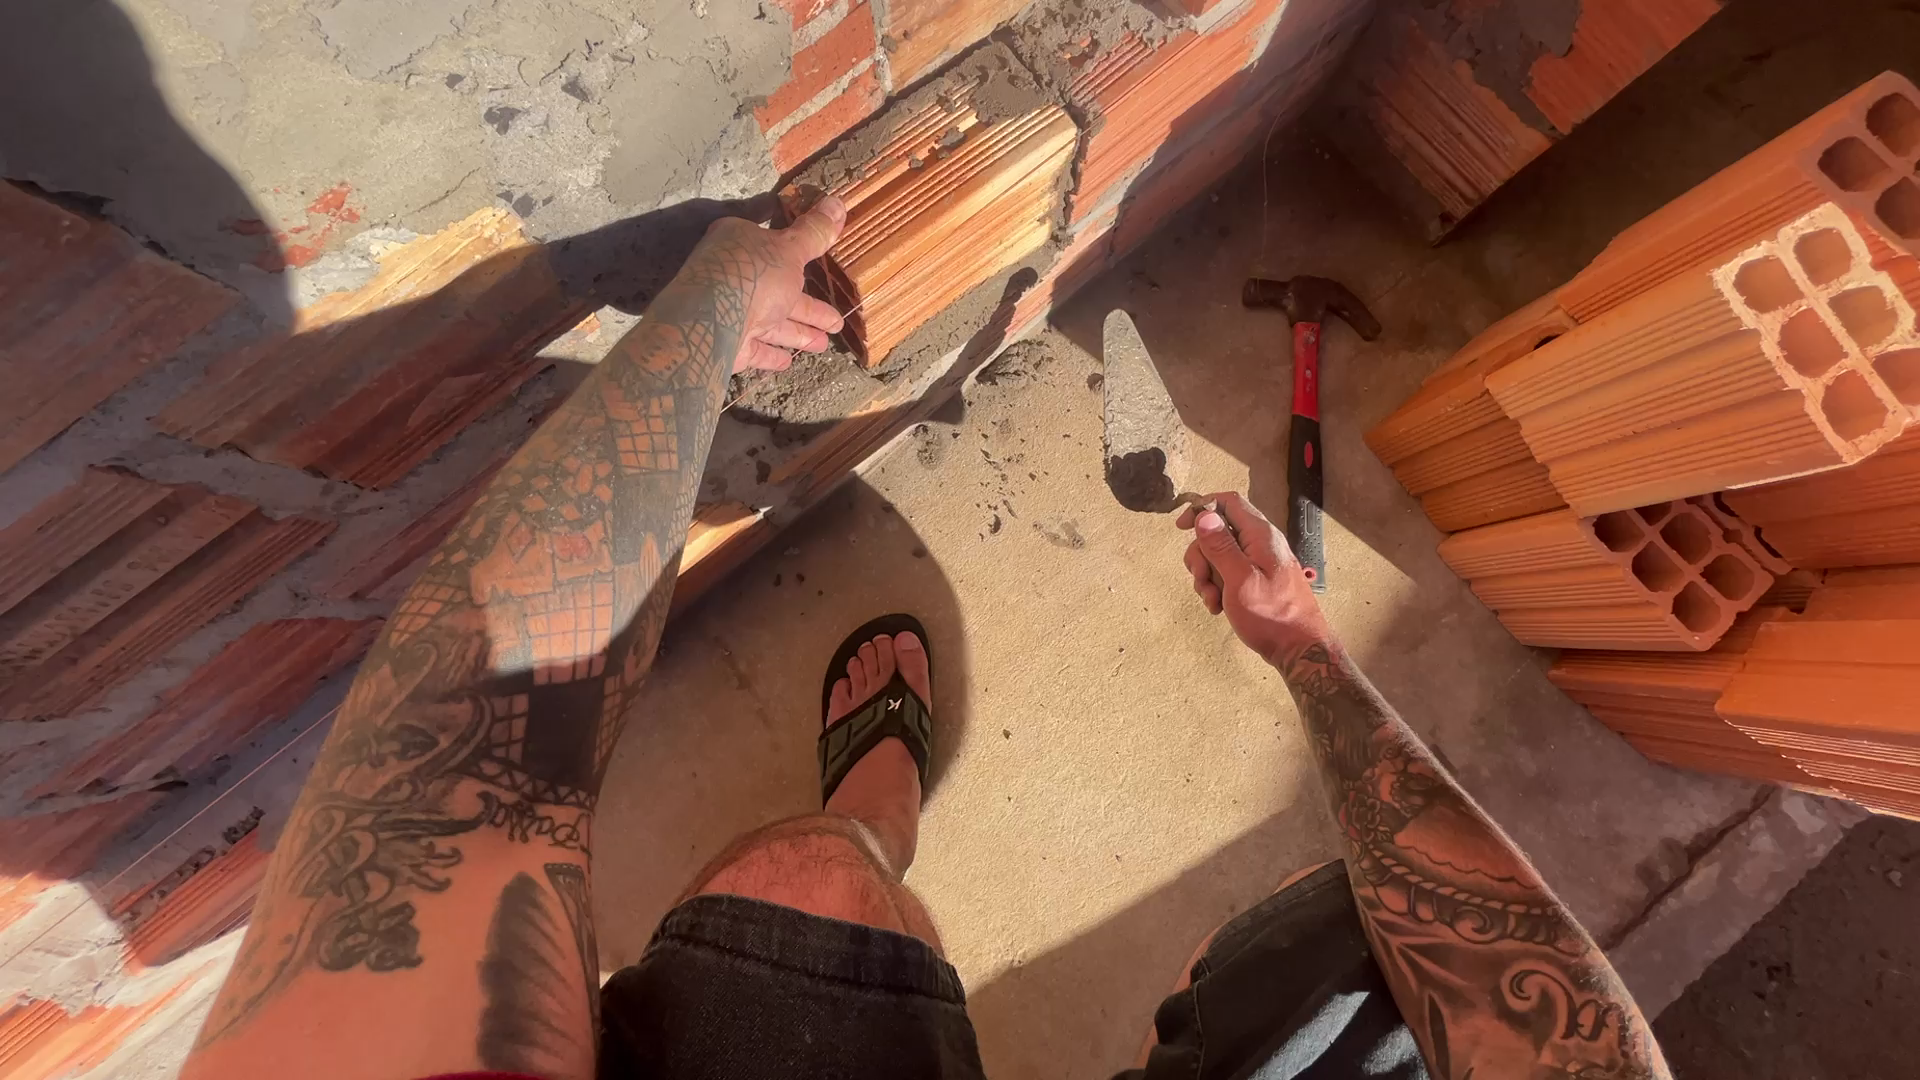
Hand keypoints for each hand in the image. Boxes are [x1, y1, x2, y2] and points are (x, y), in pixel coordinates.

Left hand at [661, 194, 848, 372]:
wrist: (713, 321)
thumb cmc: (753, 275)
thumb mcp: (790, 249)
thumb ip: (814, 233)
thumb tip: (838, 203)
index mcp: (740, 245)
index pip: (771, 248)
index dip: (796, 259)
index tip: (816, 270)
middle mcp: (733, 277)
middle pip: (779, 292)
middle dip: (809, 309)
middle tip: (836, 323)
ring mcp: (730, 313)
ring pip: (772, 324)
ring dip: (799, 333)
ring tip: (824, 344)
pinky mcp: (730, 344)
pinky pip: (756, 348)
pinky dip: (773, 353)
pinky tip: (789, 360)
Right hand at [1177, 492, 1330, 664]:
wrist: (1298, 649)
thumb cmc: (1270, 615)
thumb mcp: (1239, 579)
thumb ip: (1221, 546)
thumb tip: (1203, 514)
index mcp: (1260, 535)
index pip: (1228, 502)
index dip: (1202, 508)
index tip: (1181, 527)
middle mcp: (1260, 543)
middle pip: (1217, 531)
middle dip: (1201, 555)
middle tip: (1201, 579)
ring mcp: (1257, 562)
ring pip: (1217, 555)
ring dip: (1206, 576)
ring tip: (1212, 600)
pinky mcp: (1254, 579)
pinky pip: (1226, 573)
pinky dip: (1216, 587)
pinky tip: (1219, 606)